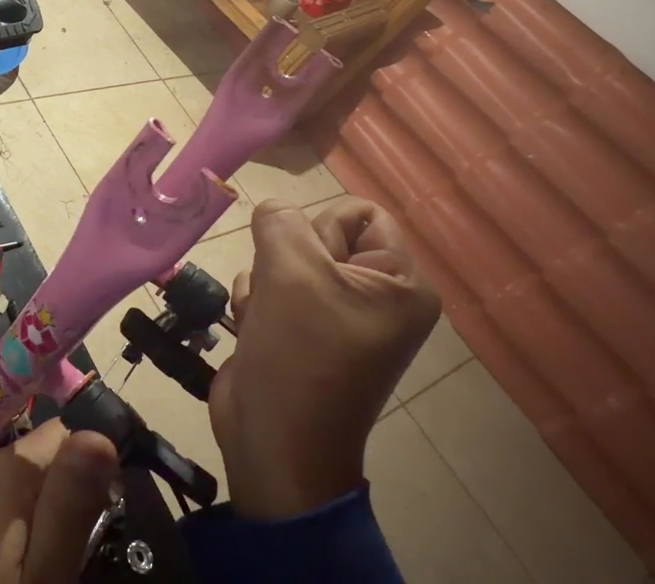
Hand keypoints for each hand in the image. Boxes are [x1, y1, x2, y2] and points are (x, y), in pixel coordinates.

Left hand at [0, 420, 119, 583]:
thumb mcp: (45, 569)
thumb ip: (71, 502)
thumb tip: (100, 435)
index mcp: (9, 466)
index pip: (71, 432)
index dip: (96, 468)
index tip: (105, 514)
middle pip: (50, 454)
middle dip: (71, 491)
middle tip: (78, 546)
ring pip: (30, 476)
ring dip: (49, 507)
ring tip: (51, 556)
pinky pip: (7, 493)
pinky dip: (25, 516)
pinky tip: (23, 556)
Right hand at [209, 197, 439, 519]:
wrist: (274, 442)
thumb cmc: (298, 356)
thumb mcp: (291, 272)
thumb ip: (280, 220)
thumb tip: (273, 213)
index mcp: (400, 284)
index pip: (359, 212)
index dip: (323, 228)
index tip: (311, 267)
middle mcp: (375, 296)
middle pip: (318, 234)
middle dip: (287, 258)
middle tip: (287, 298)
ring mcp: (336, 316)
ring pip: (285, 259)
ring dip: (265, 282)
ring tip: (269, 319)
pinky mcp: (300, 331)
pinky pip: (270, 286)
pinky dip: (256, 303)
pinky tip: (255, 331)